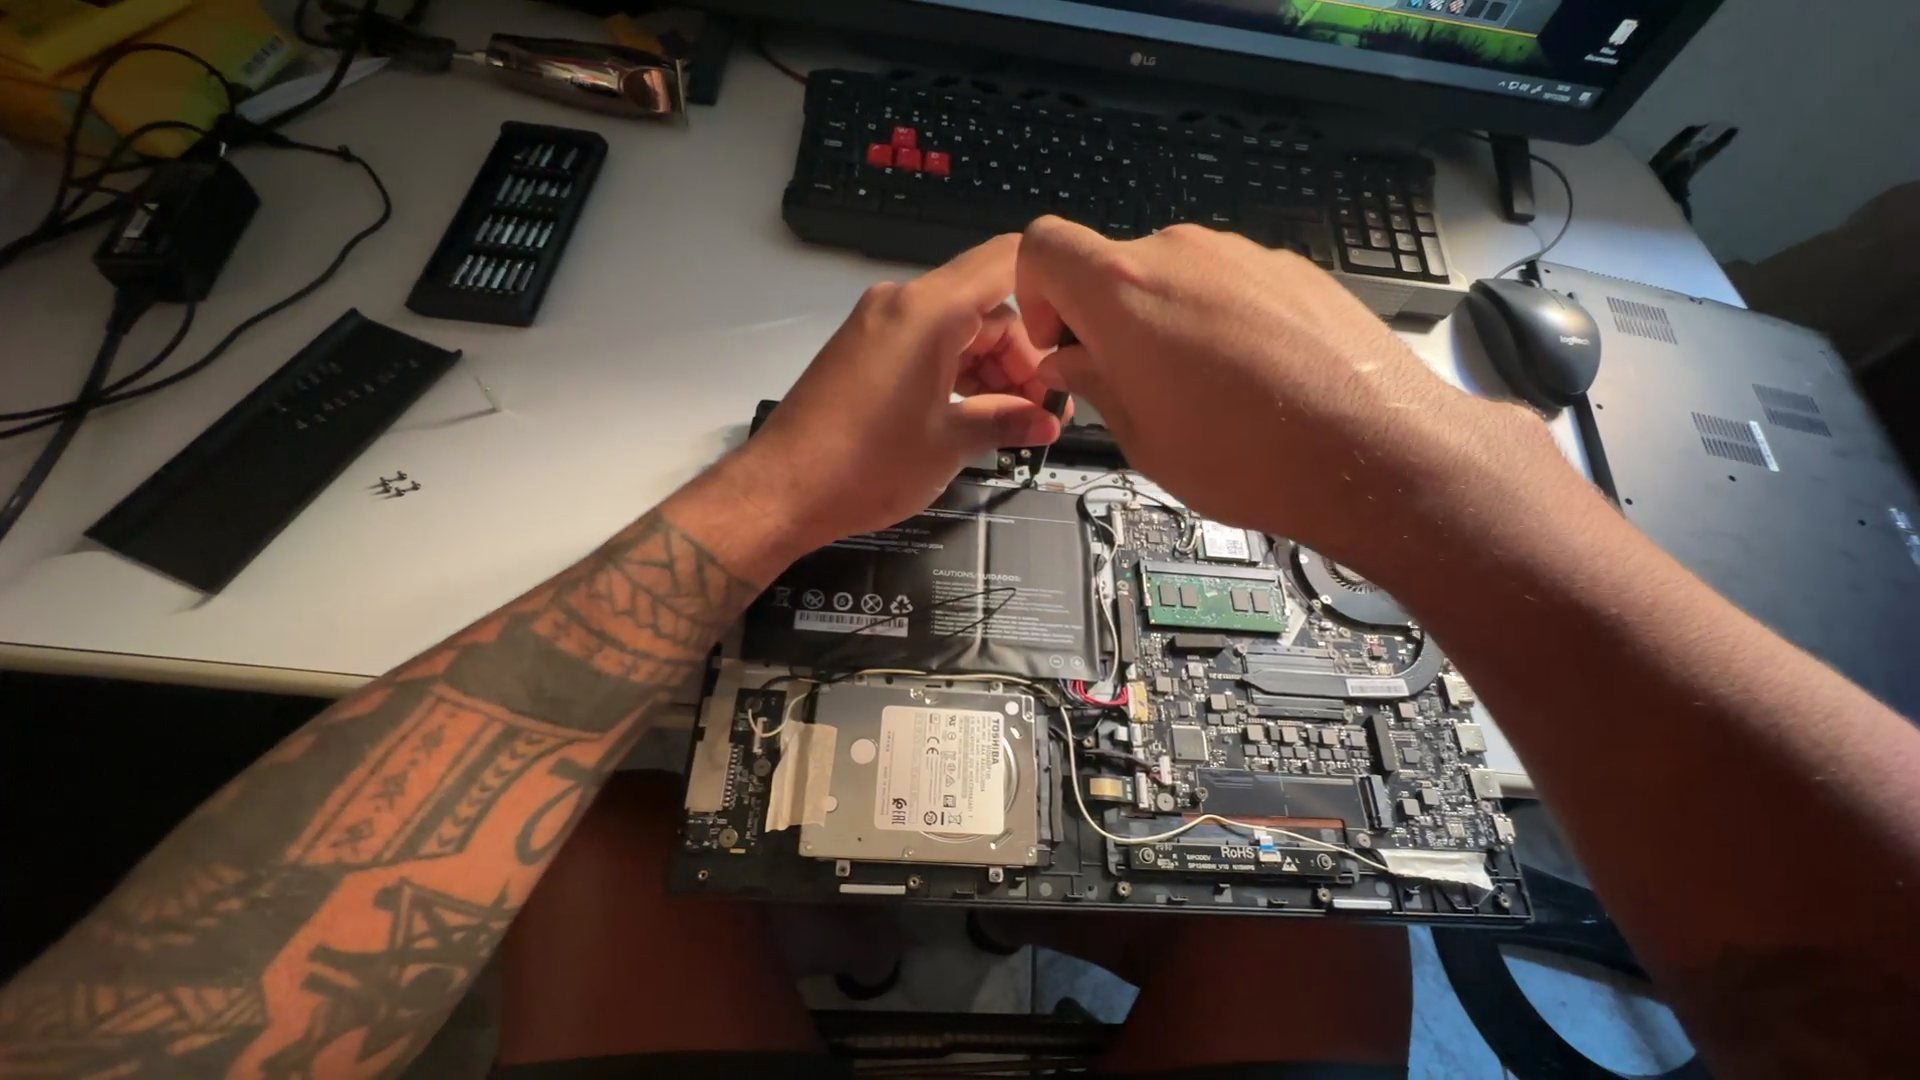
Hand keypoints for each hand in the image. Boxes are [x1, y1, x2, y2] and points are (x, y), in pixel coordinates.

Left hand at [720, 234, 1061, 553]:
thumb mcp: (950, 443)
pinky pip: (925, 347)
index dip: (1048, 293)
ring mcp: (878, 327)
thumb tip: (1044, 422)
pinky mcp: (864, 352)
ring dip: (989, 370)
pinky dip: (955, 374)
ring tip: (1009, 423)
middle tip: (1042, 412)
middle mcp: (900, 305)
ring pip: (955, 330)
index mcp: (927, 312)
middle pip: (984, 307)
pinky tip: (971, 416)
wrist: (783, 492)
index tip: (1067, 345)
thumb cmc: (862, 467)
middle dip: (1020, 358)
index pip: (1006, 262)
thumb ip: (1005, 421)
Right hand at [1015, 217, 1523, 552]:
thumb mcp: (1141, 438)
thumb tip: (1070, 361)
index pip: (1043, 247)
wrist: (1374, 452)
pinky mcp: (1287, 268)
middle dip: (1101, 320)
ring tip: (1193, 392)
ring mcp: (1239, 255)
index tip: (1059, 344)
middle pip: (1109, 267)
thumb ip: (1093, 384)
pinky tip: (1242, 379)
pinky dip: (1212, 320)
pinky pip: (1223, 284)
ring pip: (1168, 278)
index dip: (1036, 294)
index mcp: (1123, 292)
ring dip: (1159, 323)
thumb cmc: (1250, 457)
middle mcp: (1179, 254)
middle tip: (1124, 384)